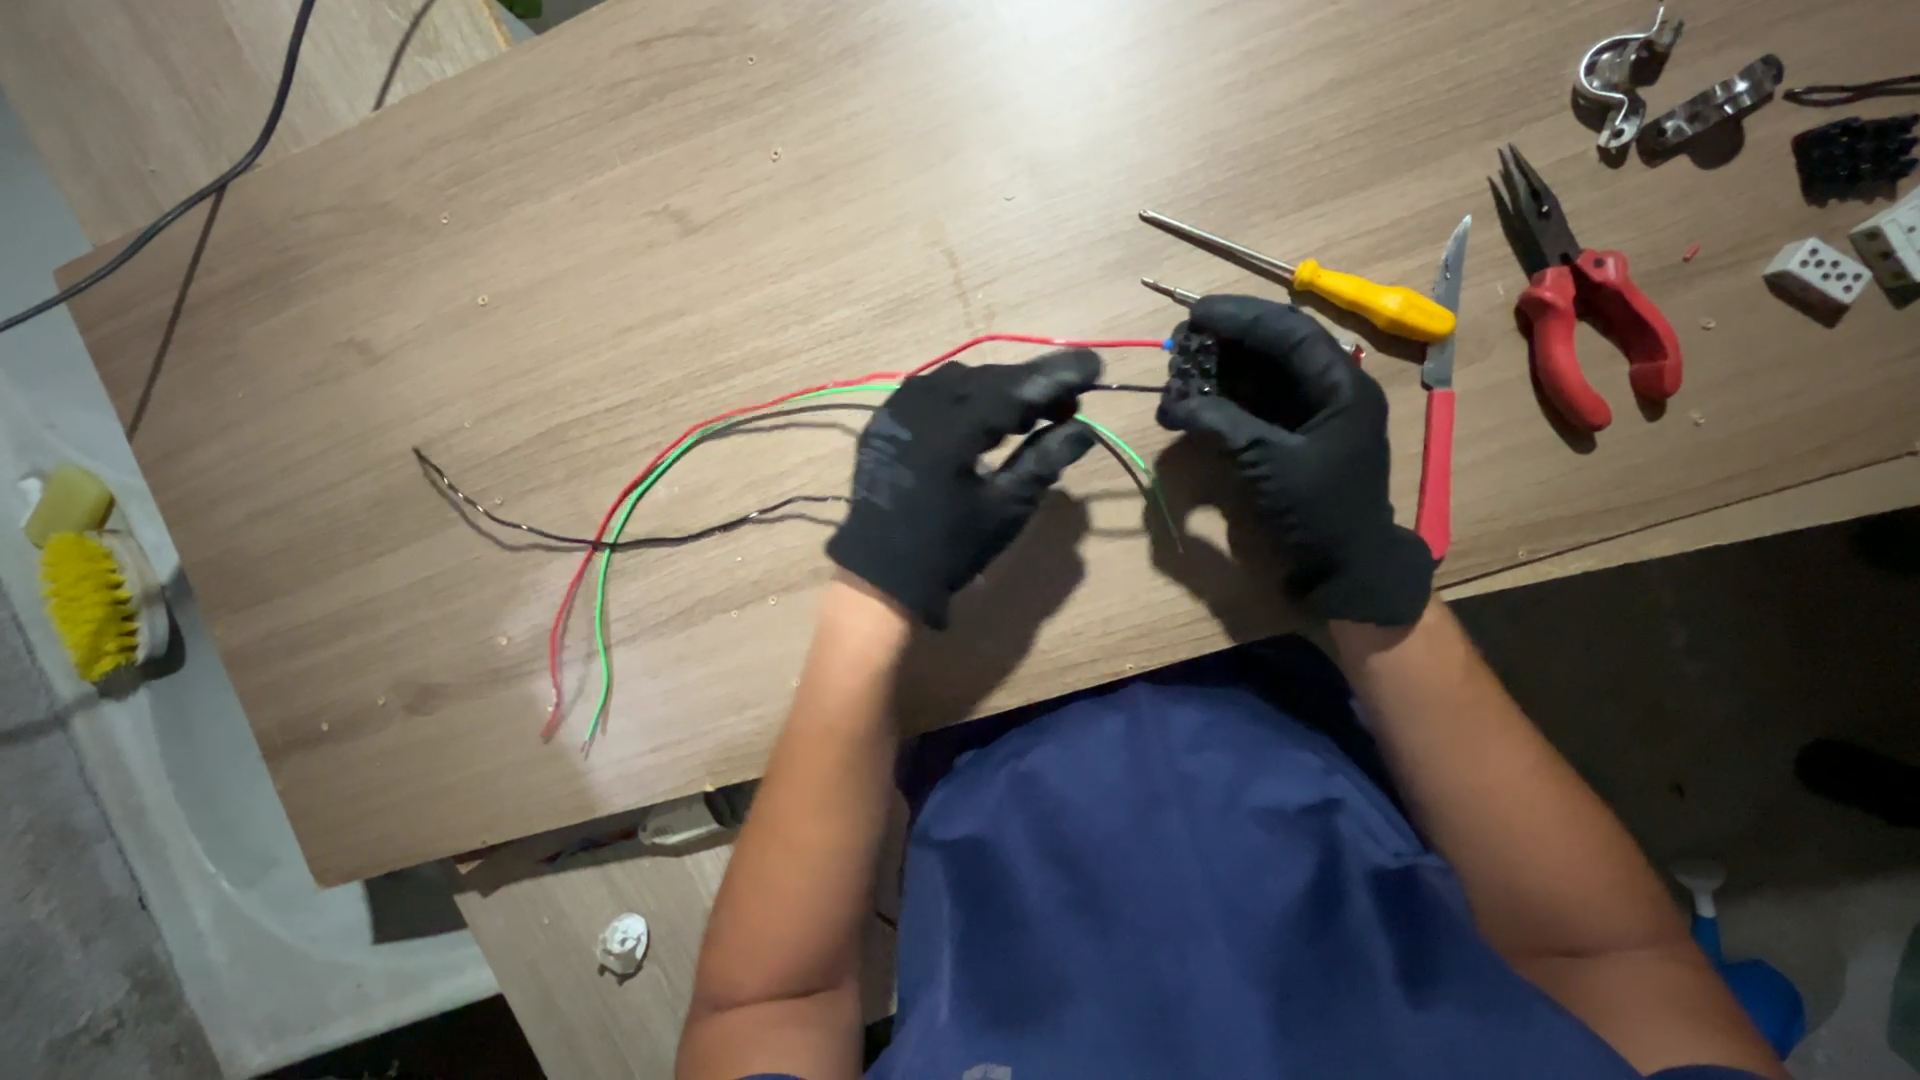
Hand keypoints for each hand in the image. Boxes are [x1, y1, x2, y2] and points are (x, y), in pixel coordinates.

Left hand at [826, 349, 1101, 627]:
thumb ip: (1045, 460)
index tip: (1094, 366)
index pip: (1014, 388)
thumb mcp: (1007, 508)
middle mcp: (920, 406)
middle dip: (1030, 385)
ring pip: (958, 381)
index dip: (1056, 376)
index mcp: (951, 429)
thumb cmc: (951, 548)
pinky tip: (984, 418)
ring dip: (998, 389)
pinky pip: (931, 393)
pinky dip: (965, 398)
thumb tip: (1083, 429)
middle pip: (987, 378)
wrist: (881, 577)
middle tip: (1069, 402)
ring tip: (1030, 414)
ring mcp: (895, 411)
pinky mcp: (883, 422)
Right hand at [1158, 296, 1431, 625]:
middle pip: (1273, 348)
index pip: (1289, 331)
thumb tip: (1173, 404)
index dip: (1241, 317)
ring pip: (1260, 376)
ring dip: (1218, 373)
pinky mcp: (1289, 440)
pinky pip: (1254, 406)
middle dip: (1224, 344)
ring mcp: (1308, 417)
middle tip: (1179, 344)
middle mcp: (1327, 392)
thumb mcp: (1269, 463)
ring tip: (1178, 375)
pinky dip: (1222, 403)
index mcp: (1341, 387)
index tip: (1195, 313)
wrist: (1344, 570)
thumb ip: (1223, 424)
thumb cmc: (1319, 512)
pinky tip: (1190, 406)